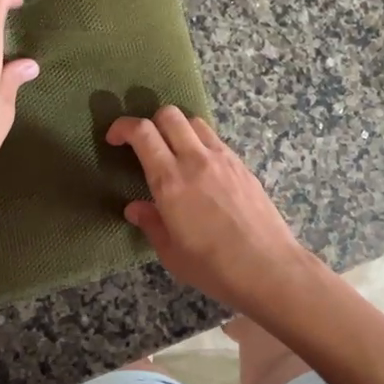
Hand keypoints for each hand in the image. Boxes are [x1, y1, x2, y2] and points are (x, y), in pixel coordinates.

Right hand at [107, 108, 318, 312]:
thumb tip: (134, 208)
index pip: (142, 132)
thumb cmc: (214, 268)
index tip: (114, 138)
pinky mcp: (241, 164)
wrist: (269, 268)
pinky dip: (199, 143)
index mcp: (170, 181)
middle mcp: (194, 159)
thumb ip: (151, 224)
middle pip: (168, 114)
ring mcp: (221, 158)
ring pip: (194, 121)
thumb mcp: (172, 254)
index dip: (122, 126)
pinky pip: (214, 139)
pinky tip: (201, 169)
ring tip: (173, 152)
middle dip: (150, 122)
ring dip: (177, 128)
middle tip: (144, 144)